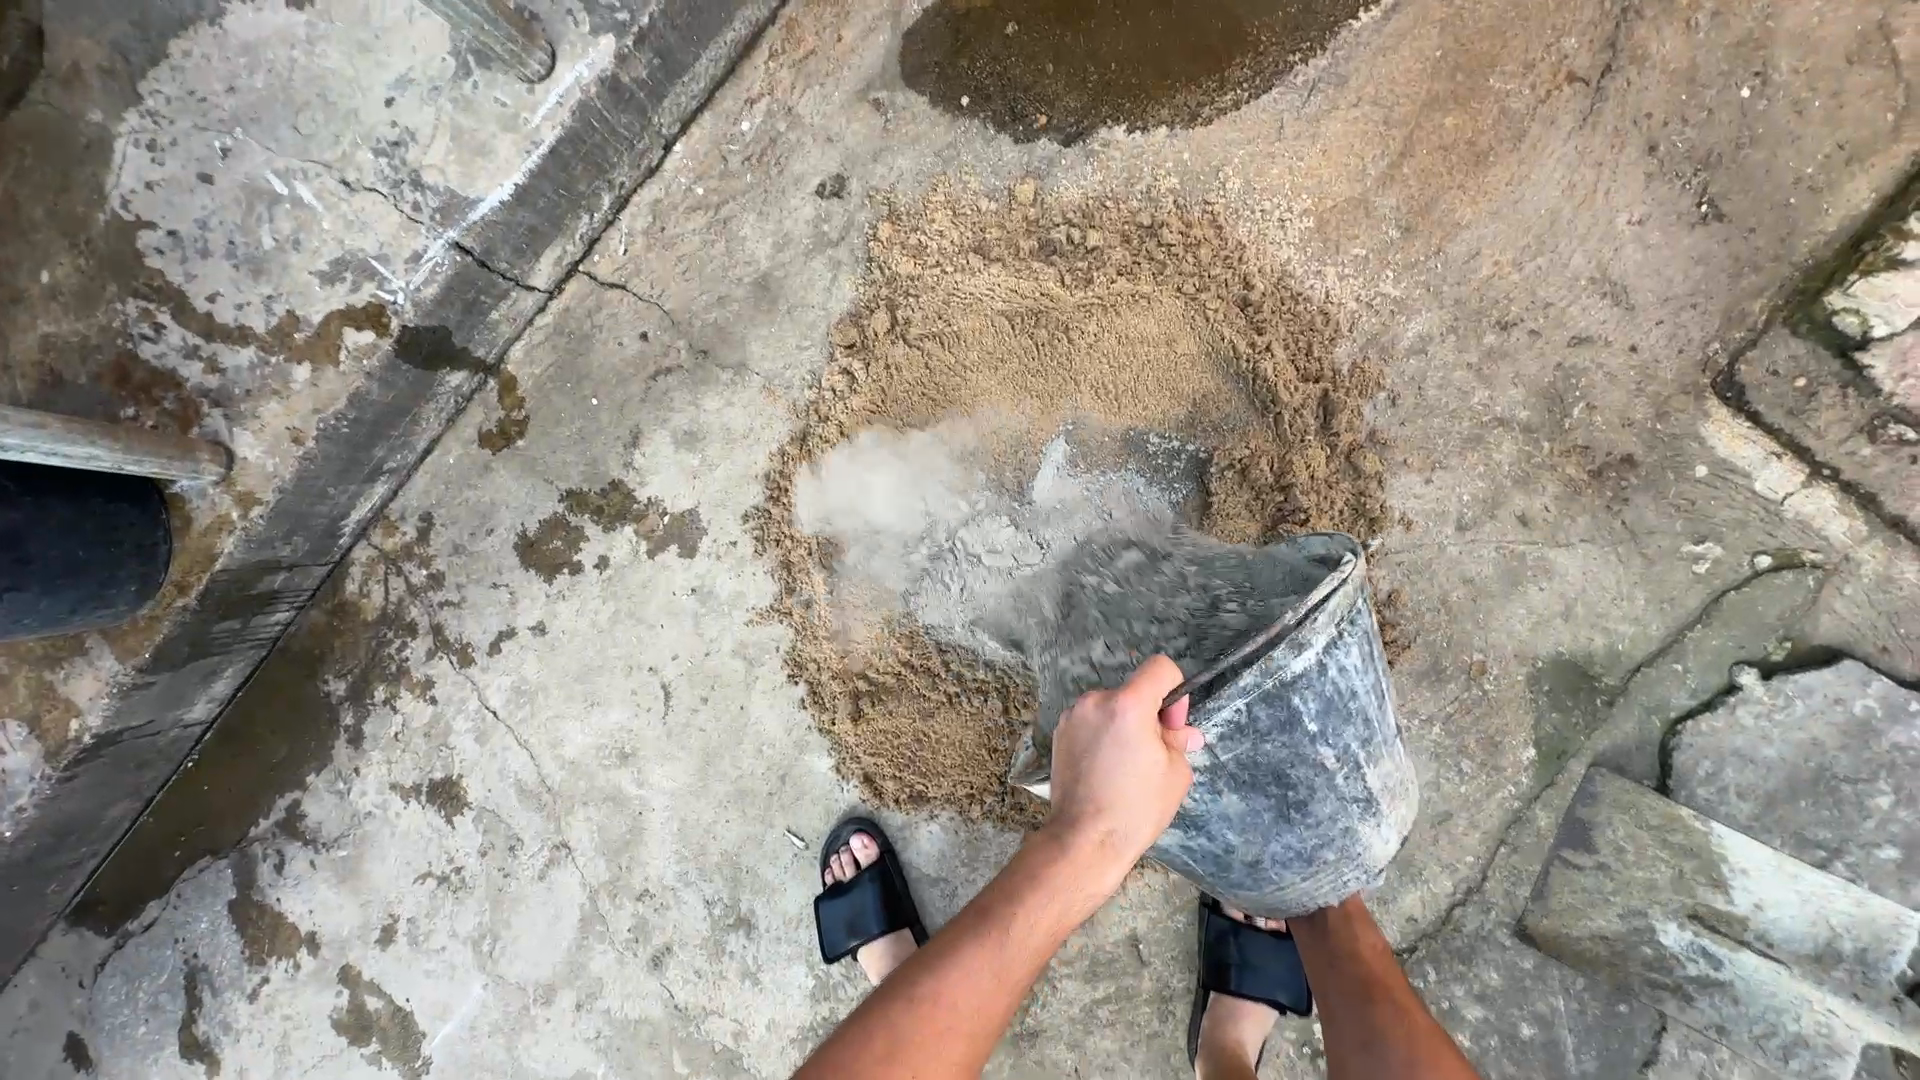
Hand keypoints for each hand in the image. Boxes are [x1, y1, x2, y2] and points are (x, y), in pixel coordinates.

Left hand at [1044, 655, 1203, 875]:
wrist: (1085, 837)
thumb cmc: (1135, 808)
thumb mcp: (1175, 773)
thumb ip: (1178, 740)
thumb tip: (1184, 732)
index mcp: (1128, 705)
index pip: (1160, 667)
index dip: (1174, 689)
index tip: (1172, 722)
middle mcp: (1096, 701)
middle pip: (1134, 690)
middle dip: (1149, 714)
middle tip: (1154, 751)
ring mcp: (1073, 715)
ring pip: (1111, 707)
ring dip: (1124, 724)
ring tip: (1128, 764)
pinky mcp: (1060, 731)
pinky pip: (1092, 721)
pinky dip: (1103, 734)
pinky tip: (1106, 767)